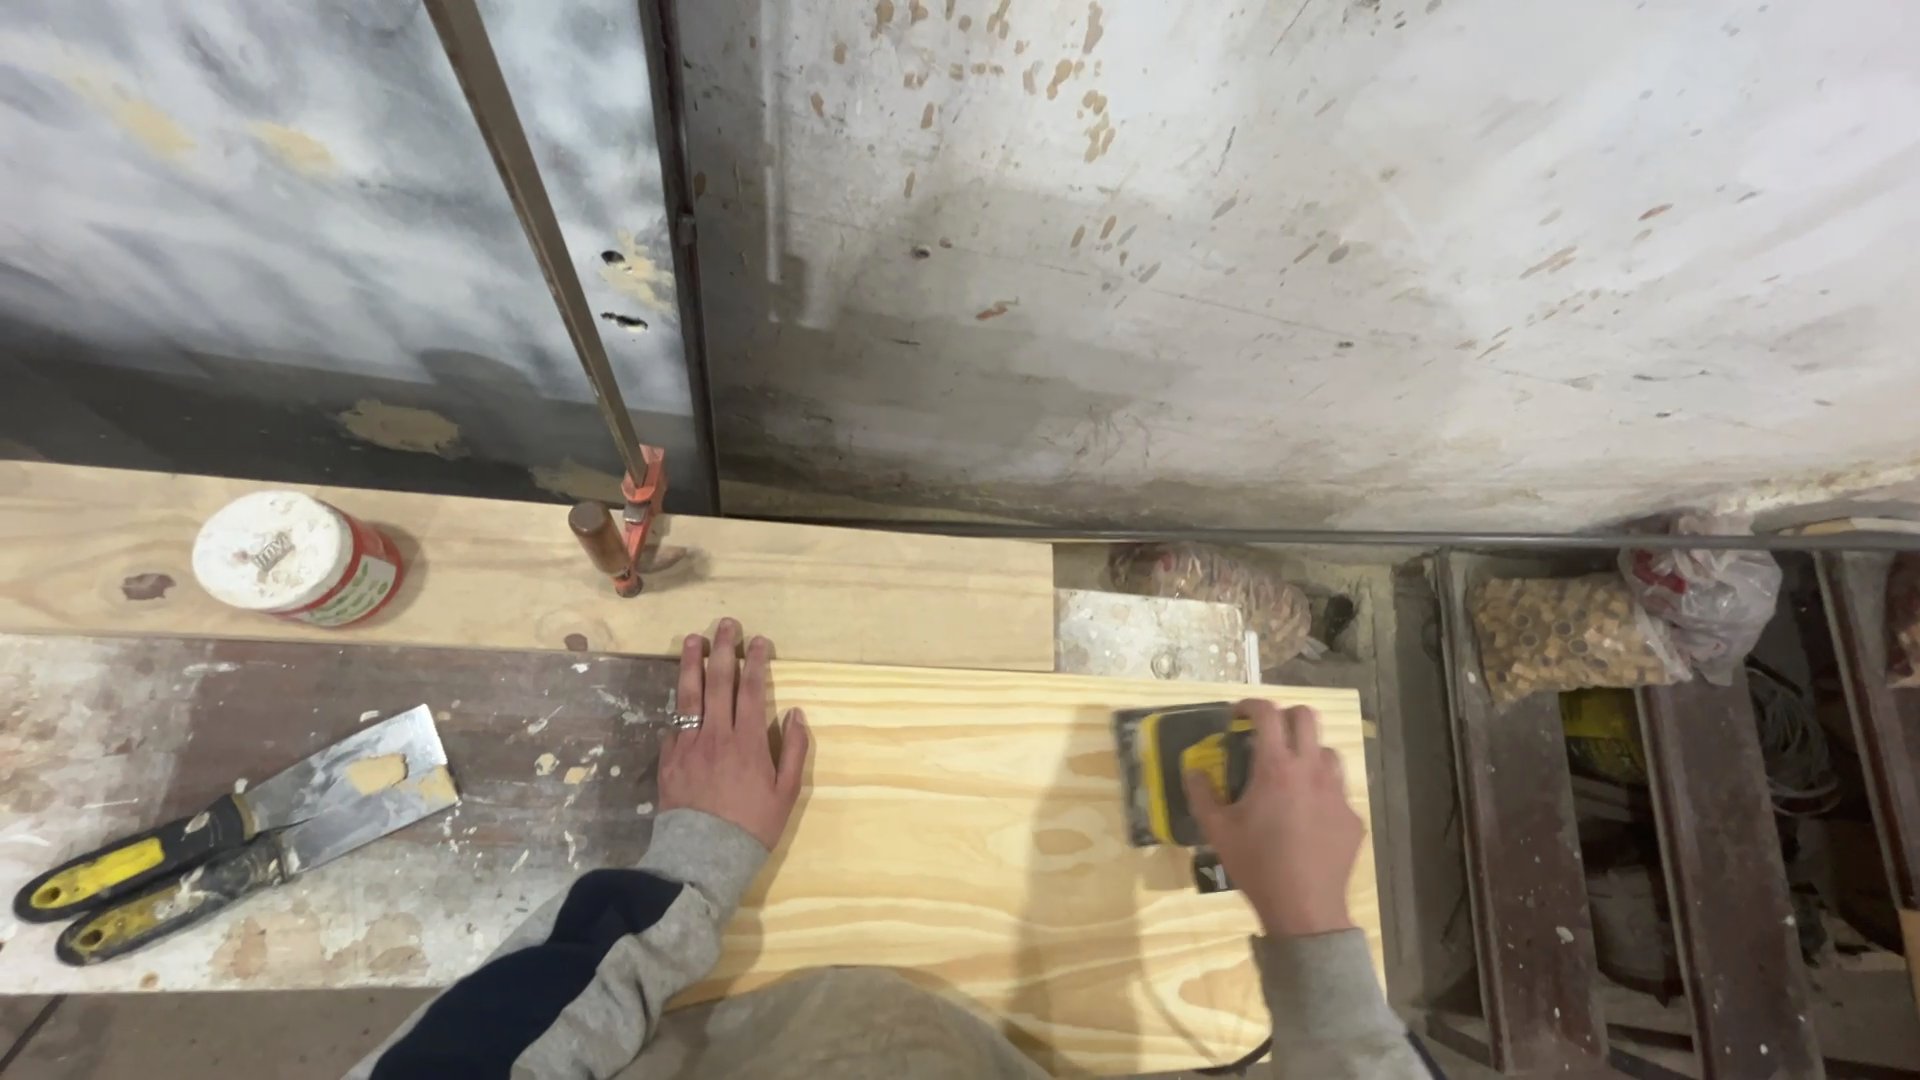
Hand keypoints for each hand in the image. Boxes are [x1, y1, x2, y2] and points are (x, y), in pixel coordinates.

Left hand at [658, 619, 809, 850]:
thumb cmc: (752, 826)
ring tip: (693, 639)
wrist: (703, 859)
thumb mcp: (786, 792)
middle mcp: (716, 735)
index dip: (756, 661)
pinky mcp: (668, 760)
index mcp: (747, 741)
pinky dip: (679, 704)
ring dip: (691, 664)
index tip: (759, 640)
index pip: (751, 689)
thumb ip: (792, 749)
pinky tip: (681, 691)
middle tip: (727, 624)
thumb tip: (793, 713)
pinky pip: (674, 724)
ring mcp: (688, 746)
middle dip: (724, 649)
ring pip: (689, 695)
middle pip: (719, 682)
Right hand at [1184, 700, 1363, 937]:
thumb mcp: (1216, 828)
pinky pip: (1337, 790)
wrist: (1304, 910)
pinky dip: (1320, 790)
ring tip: (1289, 774)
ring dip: (1306, 752)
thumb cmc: (1256, 864)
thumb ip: (1201, 792)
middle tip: (1265, 735)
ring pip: (1327, 751)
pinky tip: (1306, 815)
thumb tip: (1193, 770)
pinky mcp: (1352, 817)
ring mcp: (1337, 793)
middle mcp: (1310, 771)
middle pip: (1307, 717)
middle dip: (1283, 717)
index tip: (1237, 715)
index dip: (1250, 705)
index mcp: (1275, 767)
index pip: (1267, 713)